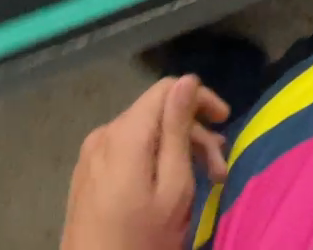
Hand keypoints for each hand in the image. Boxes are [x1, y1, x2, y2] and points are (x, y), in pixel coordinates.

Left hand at [61, 75, 231, 249]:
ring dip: (176, 149)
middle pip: (157, 113)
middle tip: (219, 170)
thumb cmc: (140, 242)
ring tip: (203, 181)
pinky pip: (127, 150)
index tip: (225, 122)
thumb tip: (187, 80)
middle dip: (193, 134)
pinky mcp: (87, 174)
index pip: (167, 88)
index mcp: (125, 133)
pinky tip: (169, 184)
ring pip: (144, 133)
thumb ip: (178, 130)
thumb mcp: (173, 189)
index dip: (199, 97)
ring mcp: (91, 154)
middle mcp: (104, 133)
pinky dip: (153, 159)